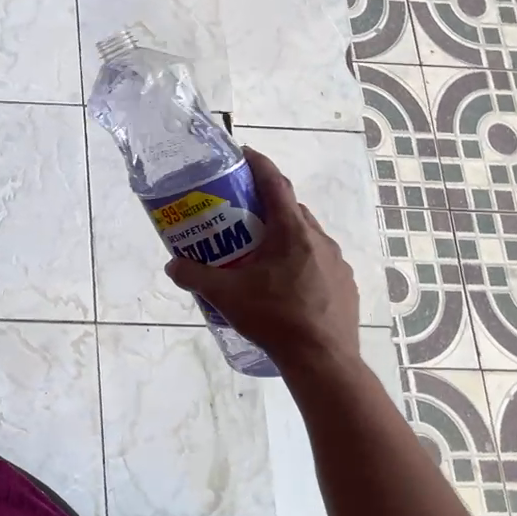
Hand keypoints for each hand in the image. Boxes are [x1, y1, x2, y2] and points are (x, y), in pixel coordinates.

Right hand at [164, 147, 361, 377]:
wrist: (324, 361)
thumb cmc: (275, 318)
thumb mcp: (223, 295)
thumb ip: (193, 275)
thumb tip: (172, 265)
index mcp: (292, 233)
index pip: (276, 185)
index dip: (259, 165)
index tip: (242, 153)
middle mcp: (319, 242)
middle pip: (291, 210)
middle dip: (265, 205)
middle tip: (237, 212)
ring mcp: (337, 265)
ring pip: (305, 237)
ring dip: (281, 235)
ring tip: (255, 251)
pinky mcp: (345, 287)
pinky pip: (316, 261)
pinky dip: (296, 260)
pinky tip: (279, 282)